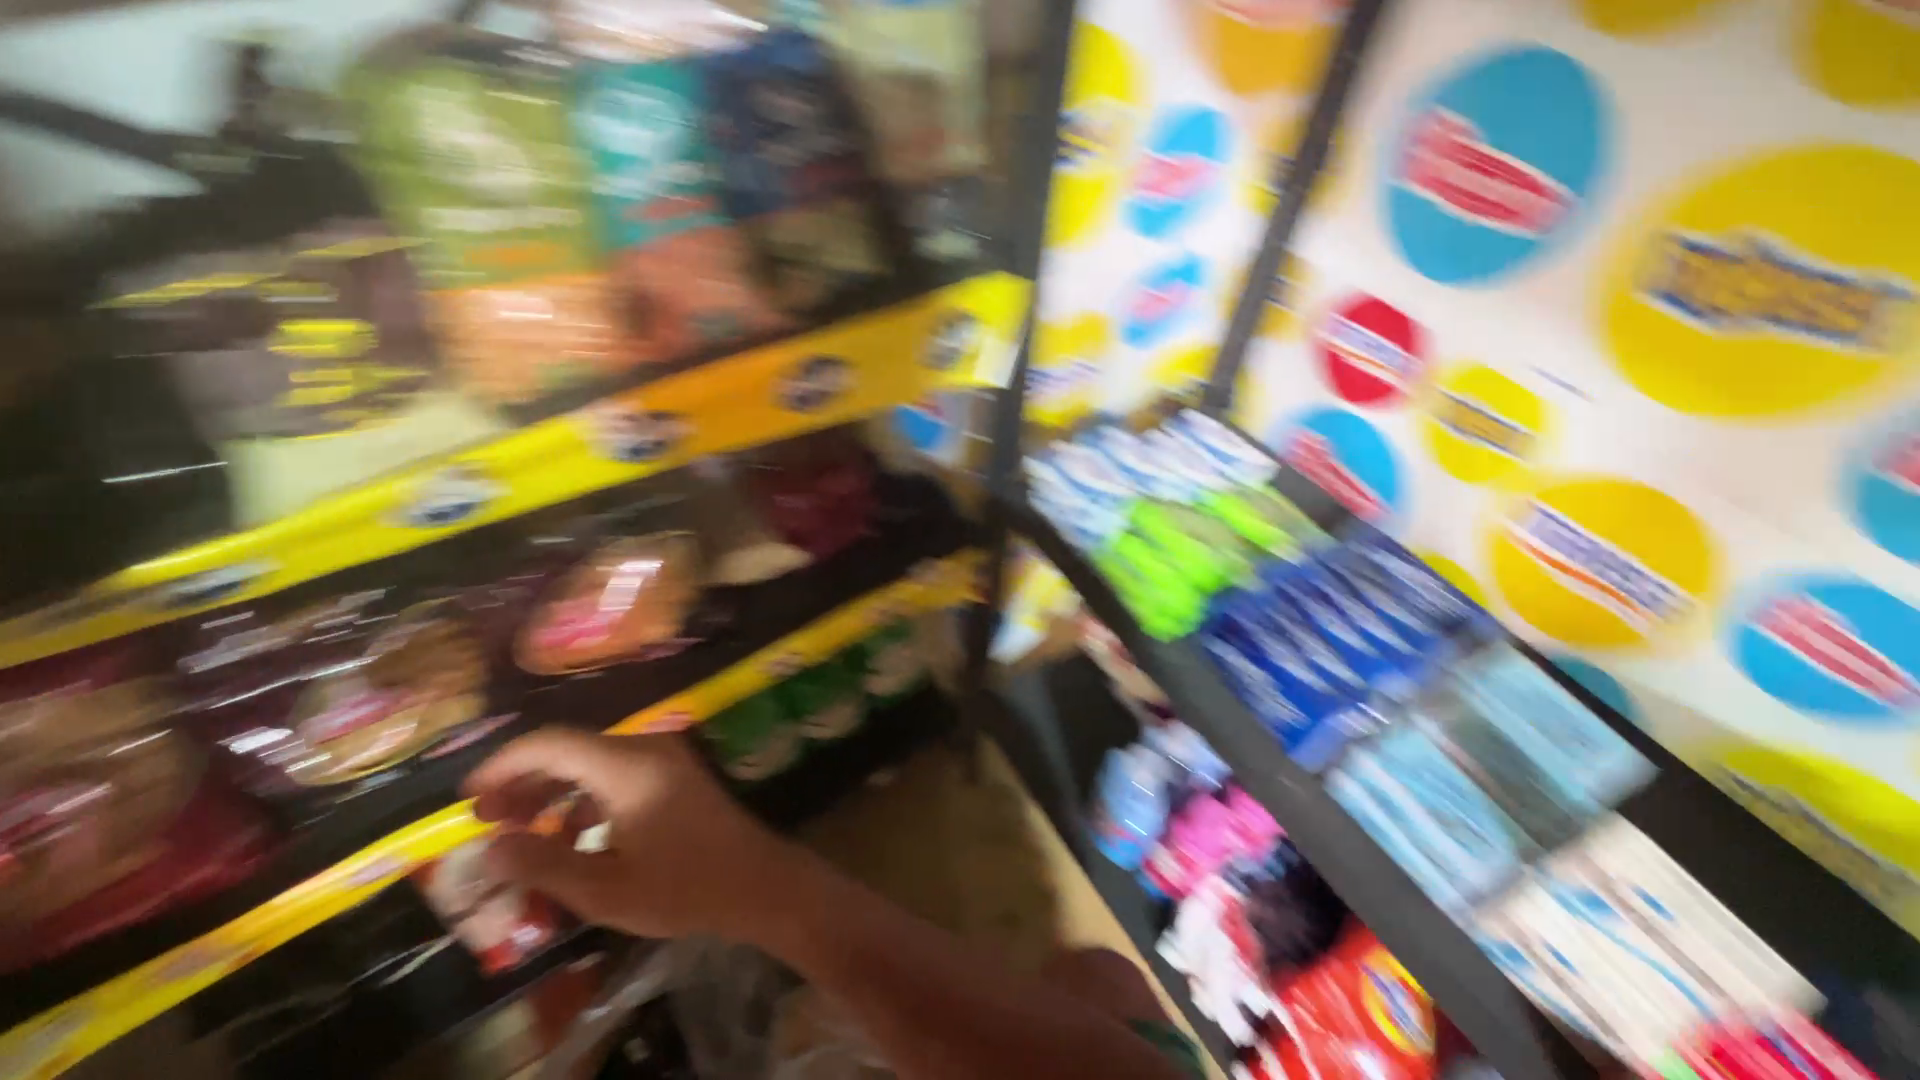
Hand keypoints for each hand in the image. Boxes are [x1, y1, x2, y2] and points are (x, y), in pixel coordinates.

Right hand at [462, 727, 797, 940]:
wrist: (760, 883)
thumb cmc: (684, 888)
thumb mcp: (605, 888)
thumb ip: (544, 865)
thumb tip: (490, 849)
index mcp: (627, 765)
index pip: (550, 743)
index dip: (503, 765)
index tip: (468, 797)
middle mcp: (646, 749)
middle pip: (571, 750)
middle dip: (524, 782)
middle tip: (487, 820)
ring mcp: (666, 759)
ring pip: (594, 763)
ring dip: (554, 793)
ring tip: (522, 835)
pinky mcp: (677, 775)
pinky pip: (618, 775)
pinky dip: (587, 799)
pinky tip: (570, 838)